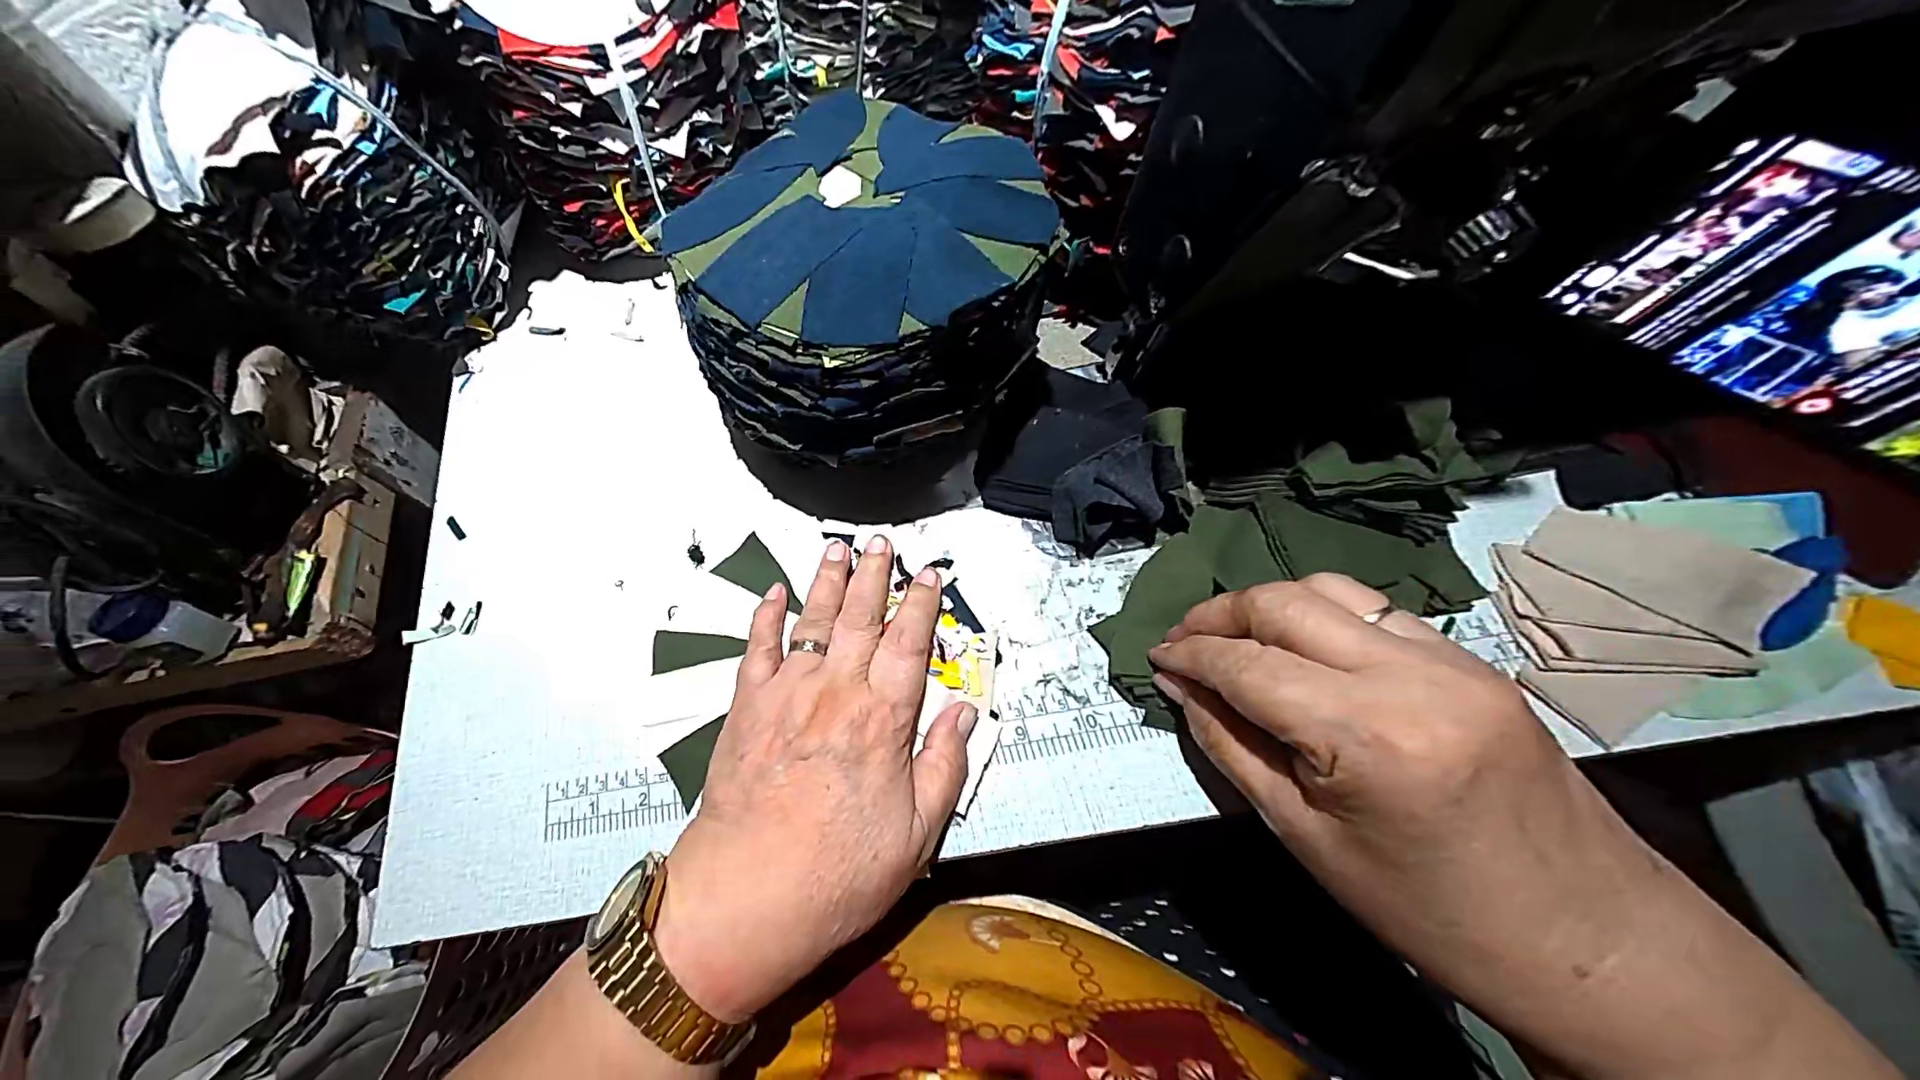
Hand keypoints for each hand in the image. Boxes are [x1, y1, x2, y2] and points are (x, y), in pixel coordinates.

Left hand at [654, 536, 975, 1021]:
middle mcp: (834, 696)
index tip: (928, 577)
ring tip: (837, 550)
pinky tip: (773, 596)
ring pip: (813, 621)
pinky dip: (764, 618)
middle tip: (883, 544)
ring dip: (827, 582)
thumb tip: (962, 716)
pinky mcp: (746, 710)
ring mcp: (785, 696)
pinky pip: (756, 649)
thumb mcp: (916, 835)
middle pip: (862, 618)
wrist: (741, 902)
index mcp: (881, 722)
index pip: (910, 644)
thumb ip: (943, 765)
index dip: (921, 605)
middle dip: (876, 575)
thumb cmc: (833, 876)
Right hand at [1147, 573, 1895, 1079]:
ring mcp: (1453, 659)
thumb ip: (1232, 747)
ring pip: (1329, 588)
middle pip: (1284, 603)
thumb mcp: (1306, 837)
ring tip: (1230, 635)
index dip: (1190, 655)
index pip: (1248, 664)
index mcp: (1368, 735)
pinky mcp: (1474, 660)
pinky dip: (1319, 614)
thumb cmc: (1431, 913)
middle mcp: (1413, 675)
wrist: (1595, 944)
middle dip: (1218, 614)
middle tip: (1182, 640)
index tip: (1156, 657)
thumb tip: (1184, 690)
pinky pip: (1375, 610)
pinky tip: (1298, 645)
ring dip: (1266, 605)